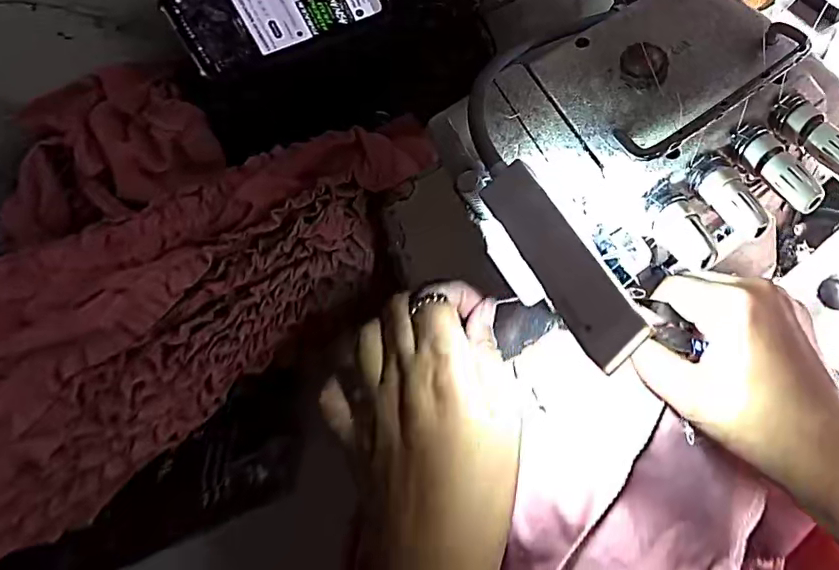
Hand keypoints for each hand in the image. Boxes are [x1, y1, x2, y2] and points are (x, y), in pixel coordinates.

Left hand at [318, 284, 520, 569]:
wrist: (434, 553)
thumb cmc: (482, 487)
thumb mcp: (506, 415)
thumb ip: (490, 357)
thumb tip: (482, 318)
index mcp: (440, 366)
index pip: (435, 298)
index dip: (458, 293)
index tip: (477, 309)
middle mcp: (397, 375)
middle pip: (395, 308)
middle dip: (423, 301)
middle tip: (447, 319)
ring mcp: (367, 404)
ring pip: (361, 335)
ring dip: (385, 325)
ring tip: (410, 338)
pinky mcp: (349, 434)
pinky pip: (332, 385)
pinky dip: (346, 369)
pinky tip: (368, 373)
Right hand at [629, 271, 838, 496]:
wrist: (820, 445)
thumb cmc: (766, 427)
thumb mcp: (693, 398)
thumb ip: (652, 362)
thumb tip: (636, 341)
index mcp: (734, 302)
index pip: (672, 287)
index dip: (656, 314)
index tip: (656, 339)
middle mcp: (758, 288)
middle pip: (696, 284)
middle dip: (682, 315)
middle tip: (686, 356)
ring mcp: (778, 296)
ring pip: (720, 291)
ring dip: (707, 316)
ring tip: (714, 359)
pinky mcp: (790, 308)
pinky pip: (746, 300)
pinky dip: (733, 318)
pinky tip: (739, 355)